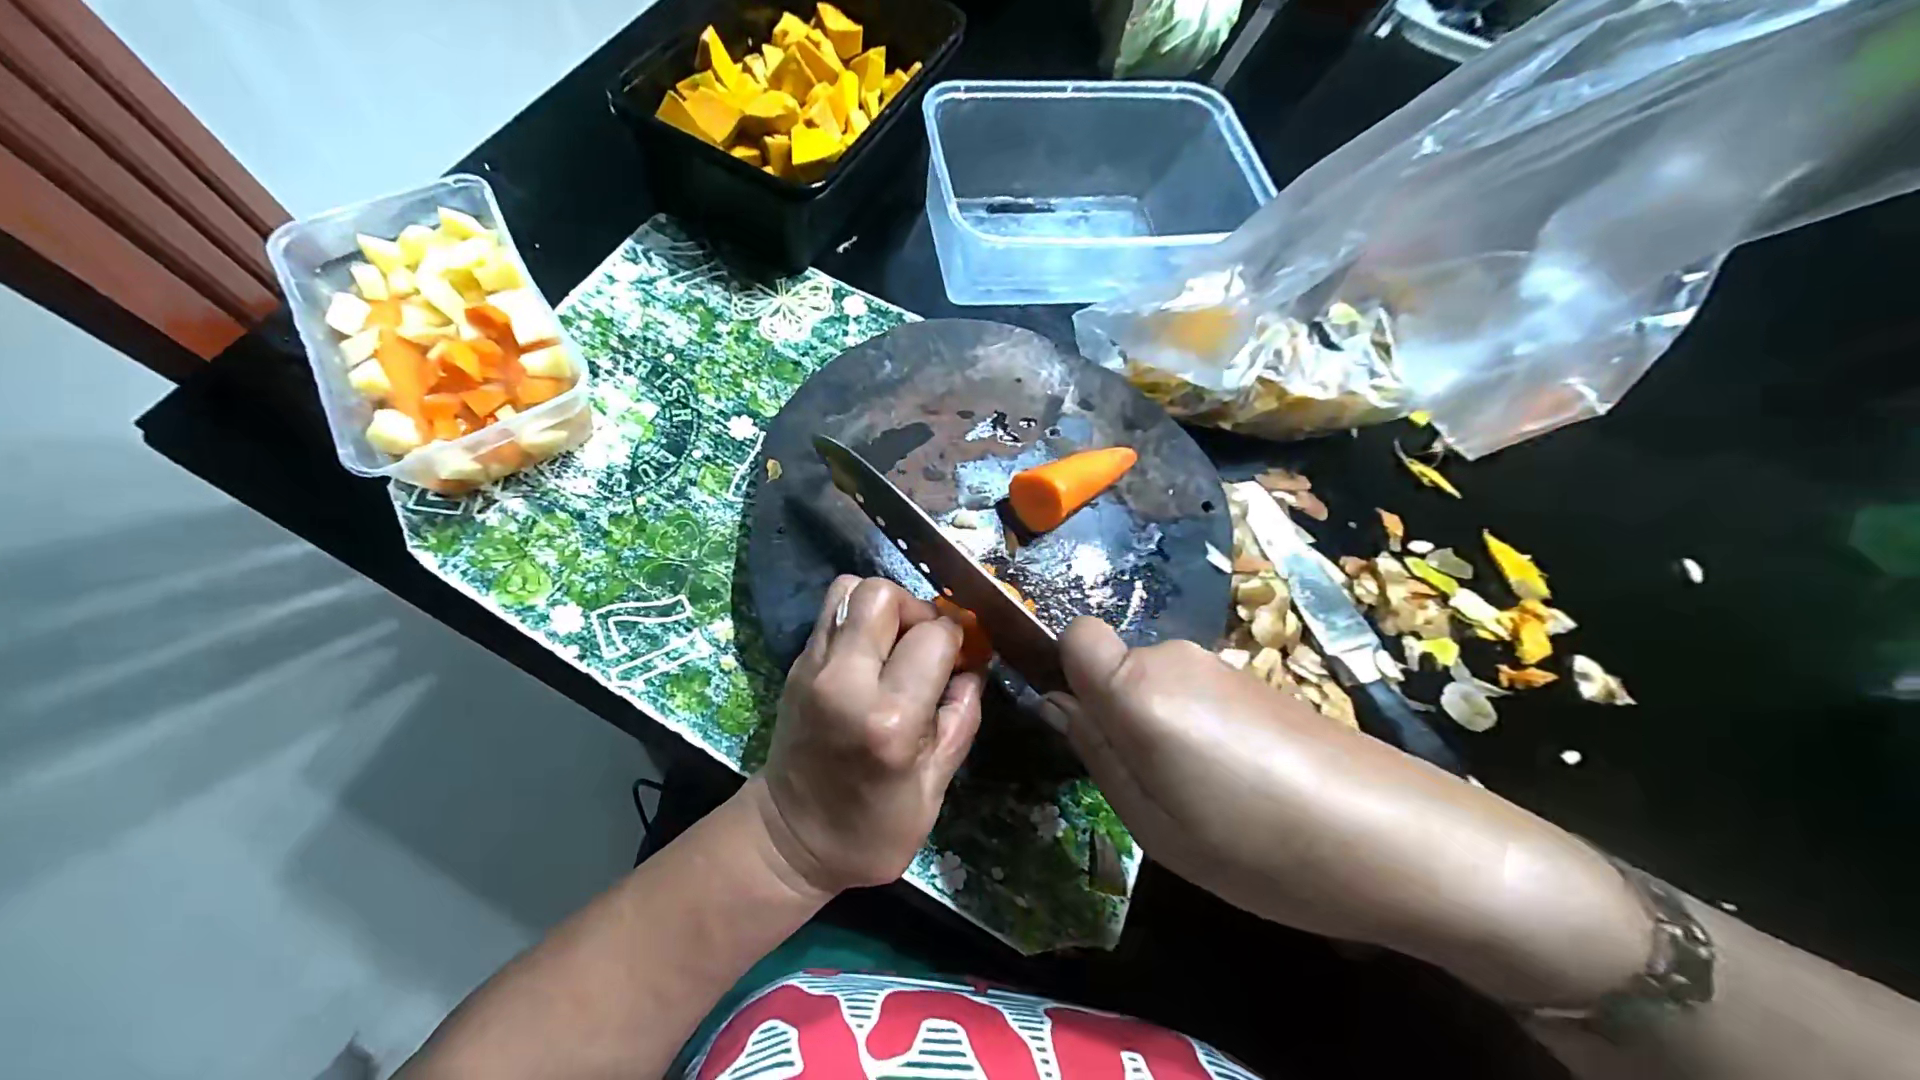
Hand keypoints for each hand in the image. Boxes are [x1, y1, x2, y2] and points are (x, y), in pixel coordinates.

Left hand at [752, 576, 983, 895]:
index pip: (934, 636)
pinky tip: (872, 653)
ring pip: (850, 589)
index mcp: (889, 719)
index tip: (960, 658)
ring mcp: (813, 668)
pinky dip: (858, 617)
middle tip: (925, 643)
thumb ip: (961, 719)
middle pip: (883, 595)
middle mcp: (845, 681)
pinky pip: (832, 611)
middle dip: (917, 609)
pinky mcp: (797, 665)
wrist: (789, 842)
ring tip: (896, 642)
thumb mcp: (934, 789)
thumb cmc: (871, 830)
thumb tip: (972, 667)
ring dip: (883, 605)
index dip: (957, 640)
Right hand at [1044, 616, 1651, 1006]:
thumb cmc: (1258, 847)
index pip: (1075, 636)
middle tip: (1150, 787)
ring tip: (1203, 796)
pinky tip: (1242, 783)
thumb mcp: (1153, 823)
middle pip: (1117, 666)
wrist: (1404, 842)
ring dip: (1161, 728)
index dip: (1069, 674)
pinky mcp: (1260, 680)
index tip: (1088, 726)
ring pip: (1158, 683)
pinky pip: (1197, 693)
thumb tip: (1058, 703)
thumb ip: (1096, 753)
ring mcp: (1223, 665)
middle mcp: (1176, 657)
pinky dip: (1198, 729)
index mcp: (1140, 688)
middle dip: (1116, 714)